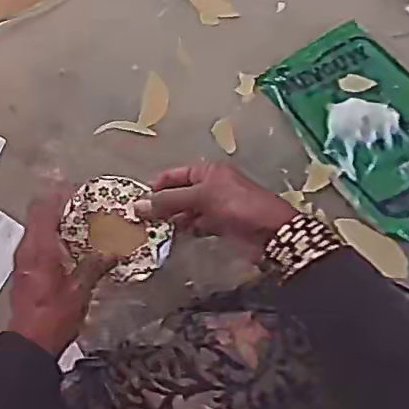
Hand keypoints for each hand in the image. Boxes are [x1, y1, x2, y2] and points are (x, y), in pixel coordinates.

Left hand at [9, 188, 114, 358]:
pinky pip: (37, 246)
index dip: (57, 192)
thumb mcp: (81, 289)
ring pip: (38, 231)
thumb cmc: (51, 318)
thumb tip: (114, 249)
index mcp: (39, 248)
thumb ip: (97, 264)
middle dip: (59, 206)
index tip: (72, 185)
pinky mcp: (26, 273)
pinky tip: (68, 248)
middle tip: (80, 202)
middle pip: (39, 216)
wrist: (30, 343)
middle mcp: (27, 251)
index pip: (43, 207)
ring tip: (78, 223)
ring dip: (56, 223)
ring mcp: (24, 262)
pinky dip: (52, 239)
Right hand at [137, 163, 297, 251]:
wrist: (271, 232)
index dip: (156, 186)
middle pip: (179, 193)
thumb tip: (138, 205)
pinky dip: (186, 229)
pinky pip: (197, 224)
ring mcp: (216, 206)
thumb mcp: (201, 197)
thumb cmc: (236, 205)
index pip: (174, 175)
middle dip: (162, 204)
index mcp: (207, 171)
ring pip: (187, 210)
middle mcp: (211, 185)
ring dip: (173, 219)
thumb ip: (169, 201)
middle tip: (142, 219)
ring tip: (153, 230)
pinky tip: (173, 237)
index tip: (139, 201)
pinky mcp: (220, 224)